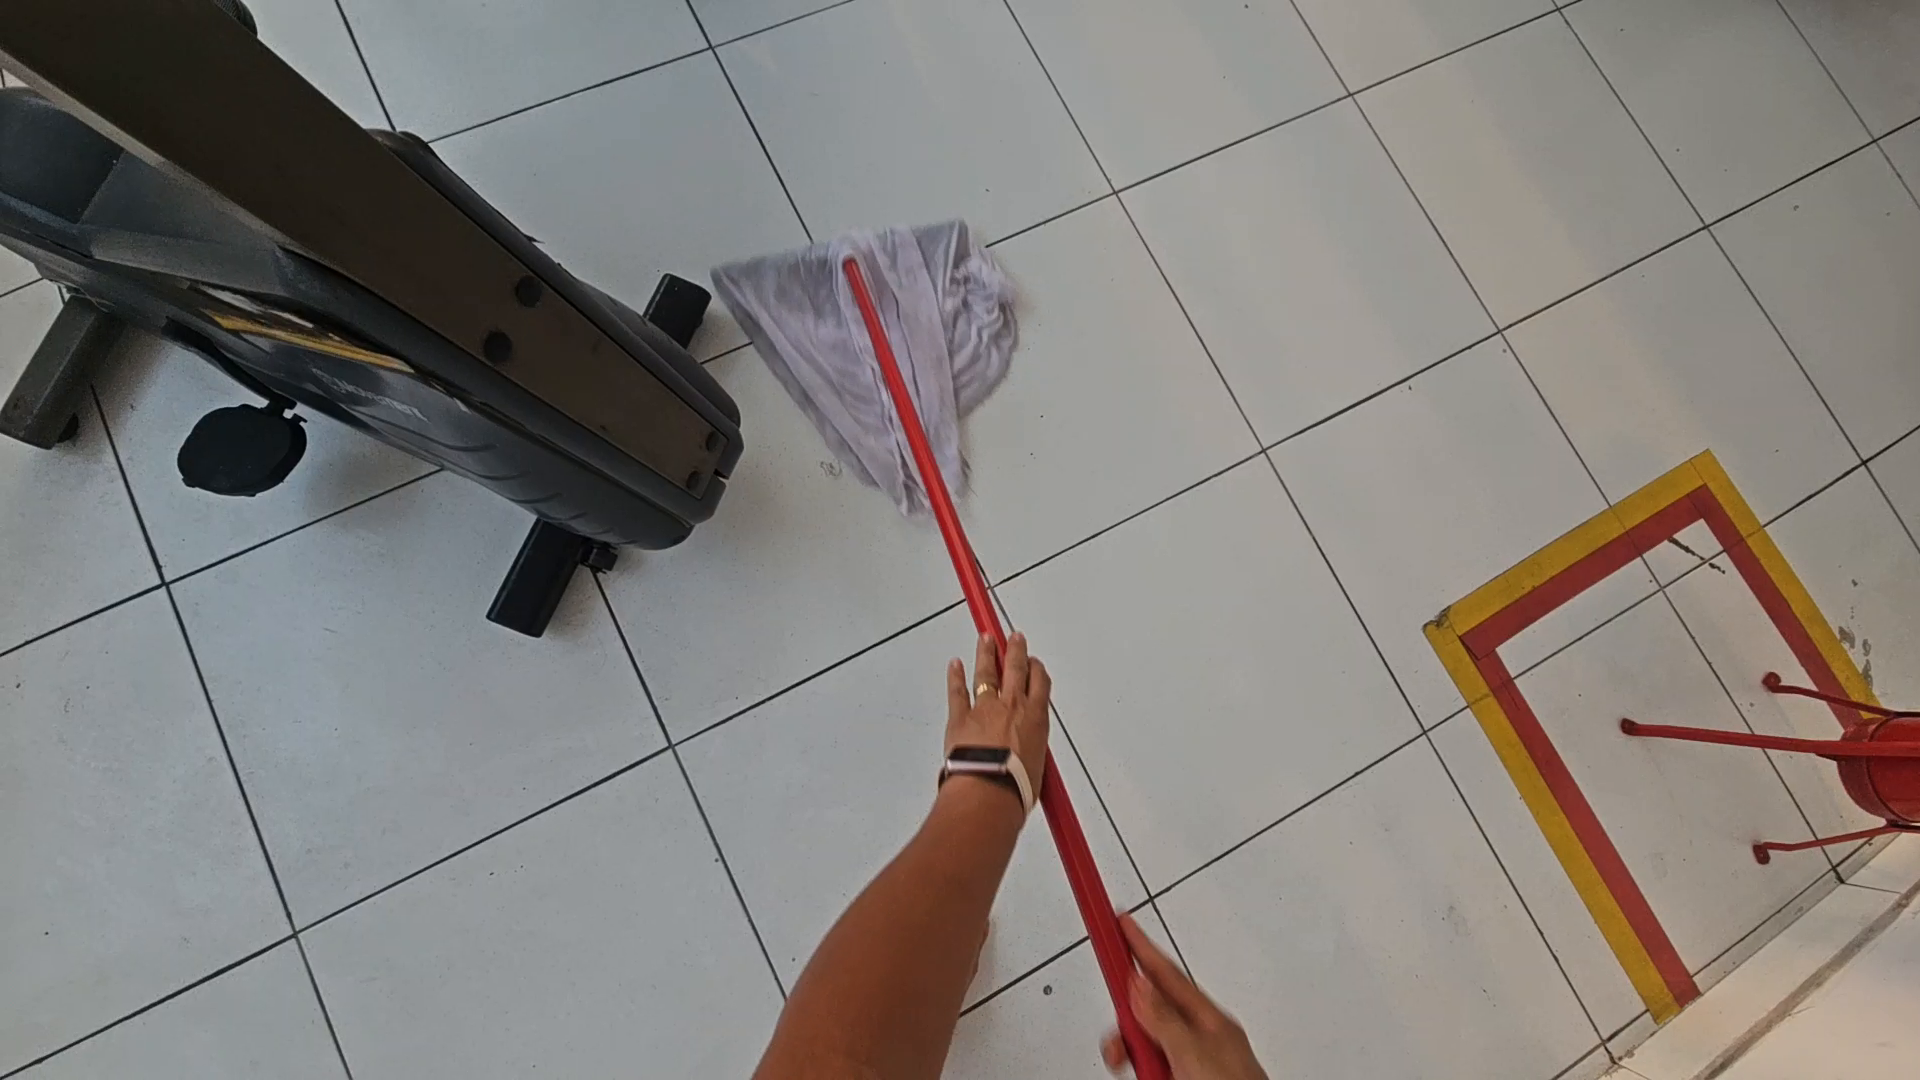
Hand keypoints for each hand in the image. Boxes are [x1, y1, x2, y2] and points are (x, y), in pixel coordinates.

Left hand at [945, 632, 1050, 797]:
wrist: (988, 788)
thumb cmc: (1016, 785)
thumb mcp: (1038, 769)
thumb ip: (1032, 754)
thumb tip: (1028, 761)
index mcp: (1035, 717)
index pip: (1039, 682)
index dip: (1036, 669)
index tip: (1033, 663)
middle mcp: (1012, 706)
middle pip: (1015, 668)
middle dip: (1015, 650)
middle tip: (1014, 637)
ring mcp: (984, 708)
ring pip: (986, 673)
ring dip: (986, 653)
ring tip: (985, 638)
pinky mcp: (960, 717)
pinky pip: (957, 691)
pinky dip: (955, 676)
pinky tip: (955, 664)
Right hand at [1101, 916, 1267, 1079]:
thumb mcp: (1195, 1053)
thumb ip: (1163, 1018)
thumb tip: (1137, 982)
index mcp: (1209, 1020)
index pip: (1166, 970)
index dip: (1139, 943)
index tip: (1118, 918)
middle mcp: (1201, 1038)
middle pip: (1149, 1009)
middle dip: (1126, 1017)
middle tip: (1115, 1039)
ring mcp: (1193, 1064)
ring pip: (1147, 1042)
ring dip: (1132, 1051)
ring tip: (1133, 1067)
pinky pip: (1151, 1065)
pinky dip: (1141, 1067)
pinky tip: (1146, 1075)